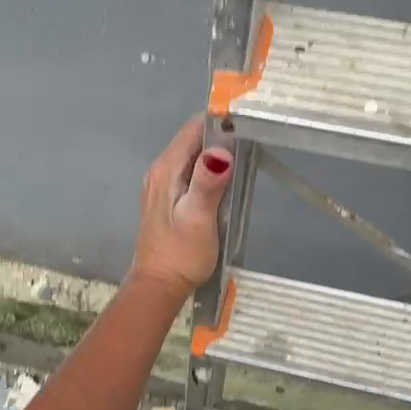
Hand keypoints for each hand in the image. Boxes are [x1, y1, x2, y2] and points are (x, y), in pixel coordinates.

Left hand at [127, 116, 233, 297]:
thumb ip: (208, 183)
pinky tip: (225, 182)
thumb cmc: (182, 254)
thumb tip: (221, 151)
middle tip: (251, 143)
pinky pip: (189, 172)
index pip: (193, 129)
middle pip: (192, 140)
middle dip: (220, 138)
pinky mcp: (167, 198)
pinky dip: (208, 171)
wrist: (159, 286)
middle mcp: (160, 171)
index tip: (246, 124)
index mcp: (166, 170)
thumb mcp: (199, 218)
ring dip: (215, 155)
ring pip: (192, 156)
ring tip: (243, 159)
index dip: (219, 123)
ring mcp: (161, 185)